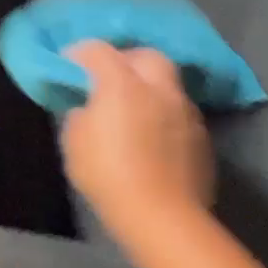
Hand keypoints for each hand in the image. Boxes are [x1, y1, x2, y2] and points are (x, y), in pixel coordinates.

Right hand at [60, 41, 213, 231]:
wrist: (162, 217)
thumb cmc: (106, 172)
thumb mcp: (74, 138)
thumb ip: (81, 112)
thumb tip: (90, 108)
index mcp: (122, 84)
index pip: (98, 49)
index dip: (78, 52)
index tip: (66, 64)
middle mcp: (159, 90)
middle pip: (147, 55)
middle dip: (126, 58)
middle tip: (107, 75)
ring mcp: (186, 113)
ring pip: (168, 84)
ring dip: (148, 86)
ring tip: (130, 106)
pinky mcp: (202, 138)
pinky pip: (178, 111)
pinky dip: (162, 111)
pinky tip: (149, 132)